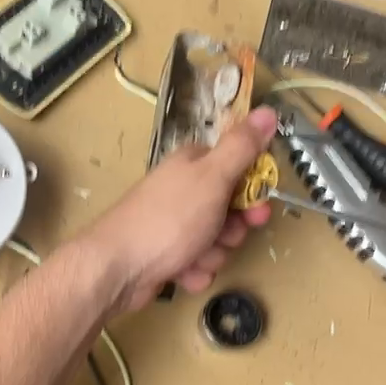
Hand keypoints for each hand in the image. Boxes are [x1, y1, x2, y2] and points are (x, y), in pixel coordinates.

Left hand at [77, 106, 277, 315]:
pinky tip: (181, 273)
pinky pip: (196, 264)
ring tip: (194, 257)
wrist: (117, 268)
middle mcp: (181, 191)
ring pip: (215, 242)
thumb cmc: (168, 219)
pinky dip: (193, 271)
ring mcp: (172, 225)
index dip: (252, 189)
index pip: (235, 167)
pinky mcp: (165, 255)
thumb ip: (242, 147)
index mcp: (192, 165)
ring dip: (212, 254)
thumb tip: (268, 111)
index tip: (259, 207)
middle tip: (224, 235)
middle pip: (229, 209)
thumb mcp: (212, 177)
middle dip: (232, 230)